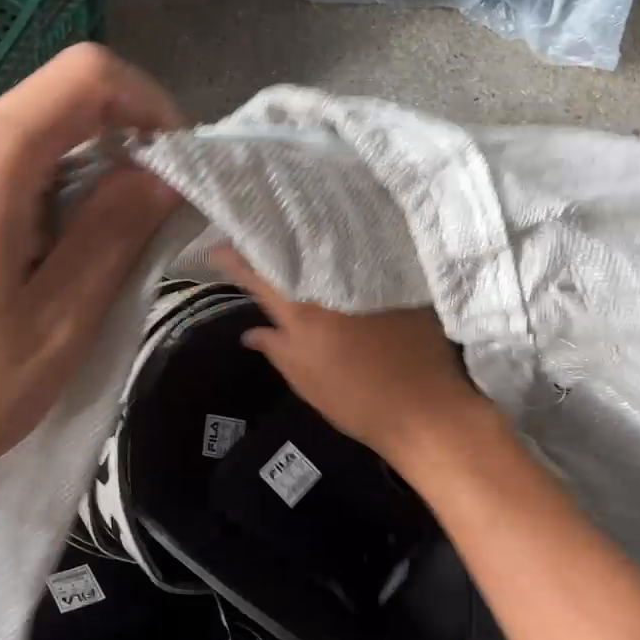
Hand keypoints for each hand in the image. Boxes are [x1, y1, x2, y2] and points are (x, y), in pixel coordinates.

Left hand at [0, 45, 184, 528]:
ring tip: (98, 262)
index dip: (149, 106)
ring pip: (26, 145)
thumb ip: (115, 233)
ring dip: (81, 185)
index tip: (179, 168)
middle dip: (120, 152)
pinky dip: (40, 202)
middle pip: (55, 108)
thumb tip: (159, 174)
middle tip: (150, 227)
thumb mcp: (58, 323)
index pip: (85, 76)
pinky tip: (42, 271)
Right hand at [210, 247, 496, 466]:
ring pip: (325, 244)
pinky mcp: (397, 275)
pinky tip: (335, 245)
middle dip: (267, 238)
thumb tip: (249, 332)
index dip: (231, 257)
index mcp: (299, 306)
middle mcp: (329, 280)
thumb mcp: (303, 377)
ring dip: (304, 237)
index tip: (215, 250)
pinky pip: (360, 251)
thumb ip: (273, 346)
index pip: (255, 271)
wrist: (423, 407)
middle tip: (251, 232)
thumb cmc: (354, 398)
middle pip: (290, 247)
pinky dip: (342, 248)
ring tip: (286, 232)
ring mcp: (365, 273)